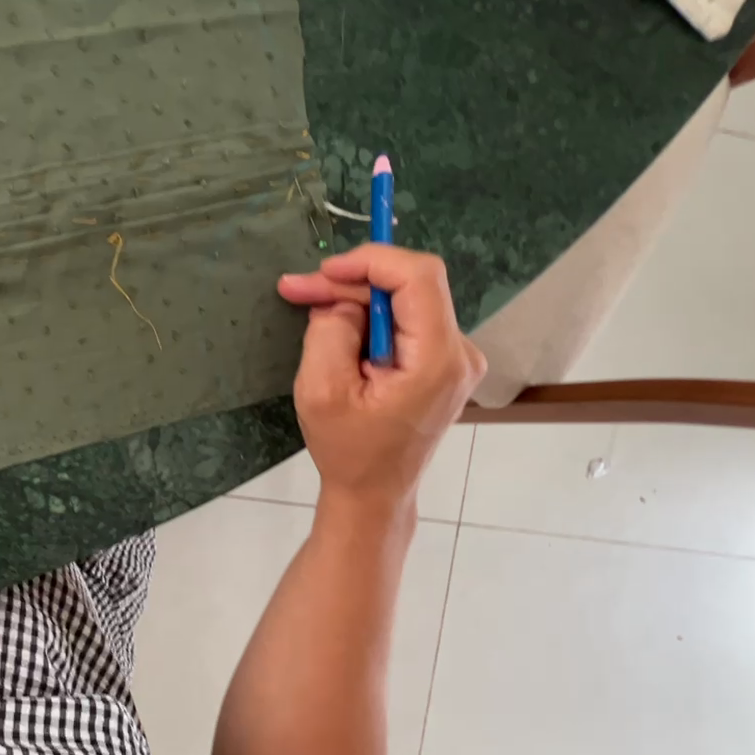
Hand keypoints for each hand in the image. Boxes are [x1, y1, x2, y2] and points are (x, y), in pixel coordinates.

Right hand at [276, 245, 485, 510]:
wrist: (373, 493)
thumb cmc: (347, 450)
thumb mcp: (321, 392)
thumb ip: (330, 334)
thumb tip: (339, 301)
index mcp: (436, 358)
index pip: (417, 278)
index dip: (370, 261)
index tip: (323, 271)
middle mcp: (459, 351)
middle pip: (408, 289)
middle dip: (350, 283)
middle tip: (295, 288)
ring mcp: (455, 358)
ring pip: (404, 304)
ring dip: (355, 302)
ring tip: (308, 308)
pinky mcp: (441, 365)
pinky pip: (405, 324)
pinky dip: (368, 321)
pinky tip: (335, 331)